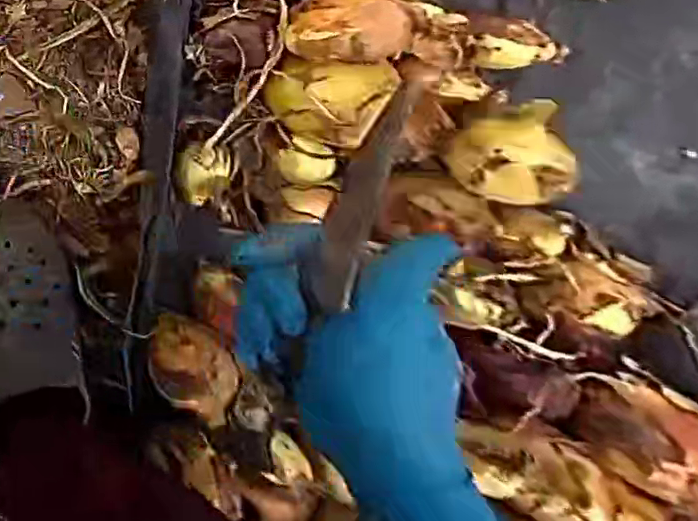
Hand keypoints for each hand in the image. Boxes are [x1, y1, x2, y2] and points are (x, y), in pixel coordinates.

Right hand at [228, 227, 493, 520]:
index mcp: (368, 285)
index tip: (251, 257)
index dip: (281, 245)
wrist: (379, 460)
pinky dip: (257, 339)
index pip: (311, 243)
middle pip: (282, 269)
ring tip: (270, 351)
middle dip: (272, 295)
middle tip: (285, 327)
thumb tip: (446, 238)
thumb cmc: (384, 383)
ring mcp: (317, 327)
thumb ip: (407, 270)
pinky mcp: (295, 352)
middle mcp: (342, 299)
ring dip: (260, 320)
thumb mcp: (395, 317)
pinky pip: (262, 326)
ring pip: (267, 298)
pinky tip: (262, 360)